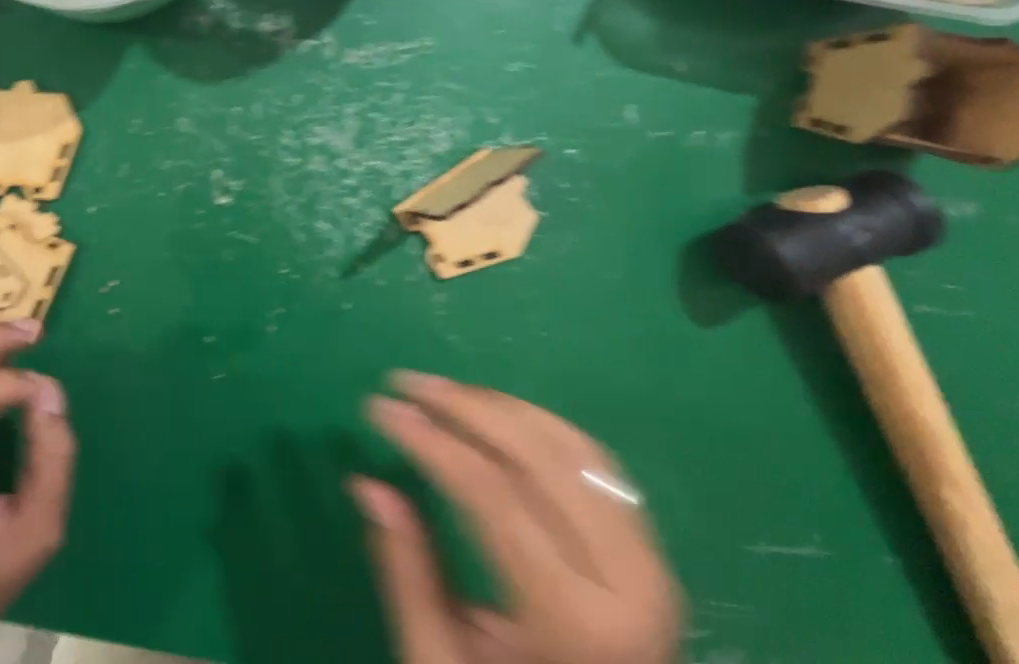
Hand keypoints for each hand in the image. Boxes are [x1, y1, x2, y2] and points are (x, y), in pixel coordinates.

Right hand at [352, 373, 681, 663]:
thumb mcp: (440, 658)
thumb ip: (407, 570)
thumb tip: (366, 484)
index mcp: (571, 619)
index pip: (491, 495)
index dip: (430, 440)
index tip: (377, 405)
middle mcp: (627, 581)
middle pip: (540, 459)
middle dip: (465, 407)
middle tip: (406, 382)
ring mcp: (651, 565)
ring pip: (575, 451)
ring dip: (504, 408)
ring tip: (443, 391)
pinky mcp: (652, 555)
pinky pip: (598, 467)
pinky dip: (544, 428)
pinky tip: (499, 416)